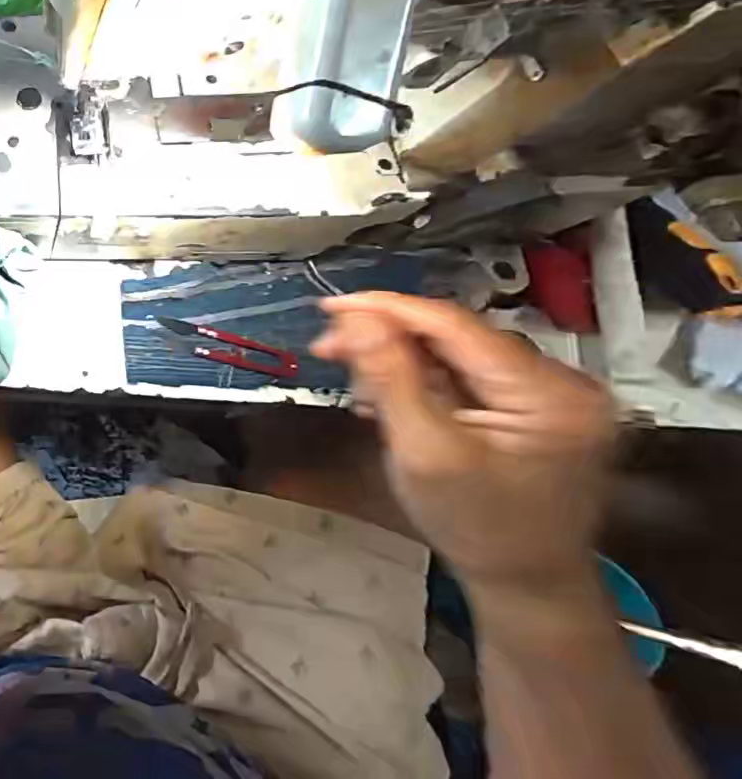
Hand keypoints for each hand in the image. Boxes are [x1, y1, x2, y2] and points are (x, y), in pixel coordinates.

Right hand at [311, 292, 617, 594]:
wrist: (520, 576)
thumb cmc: (473, 520)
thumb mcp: (423, 448)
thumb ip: (390, 377)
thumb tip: (354, 317)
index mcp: (547, 392)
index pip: (454, 325)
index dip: (386, 308)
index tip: (325, 305)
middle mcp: (557, 381)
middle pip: (450, 334)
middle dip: (382, 338)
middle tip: (325, 351)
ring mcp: (542, 393)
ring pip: (446, 350)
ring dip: (390, 359)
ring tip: (356, 388)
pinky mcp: (523, 404)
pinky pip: (454, 371)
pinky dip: (410, 377)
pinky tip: (384, 399)